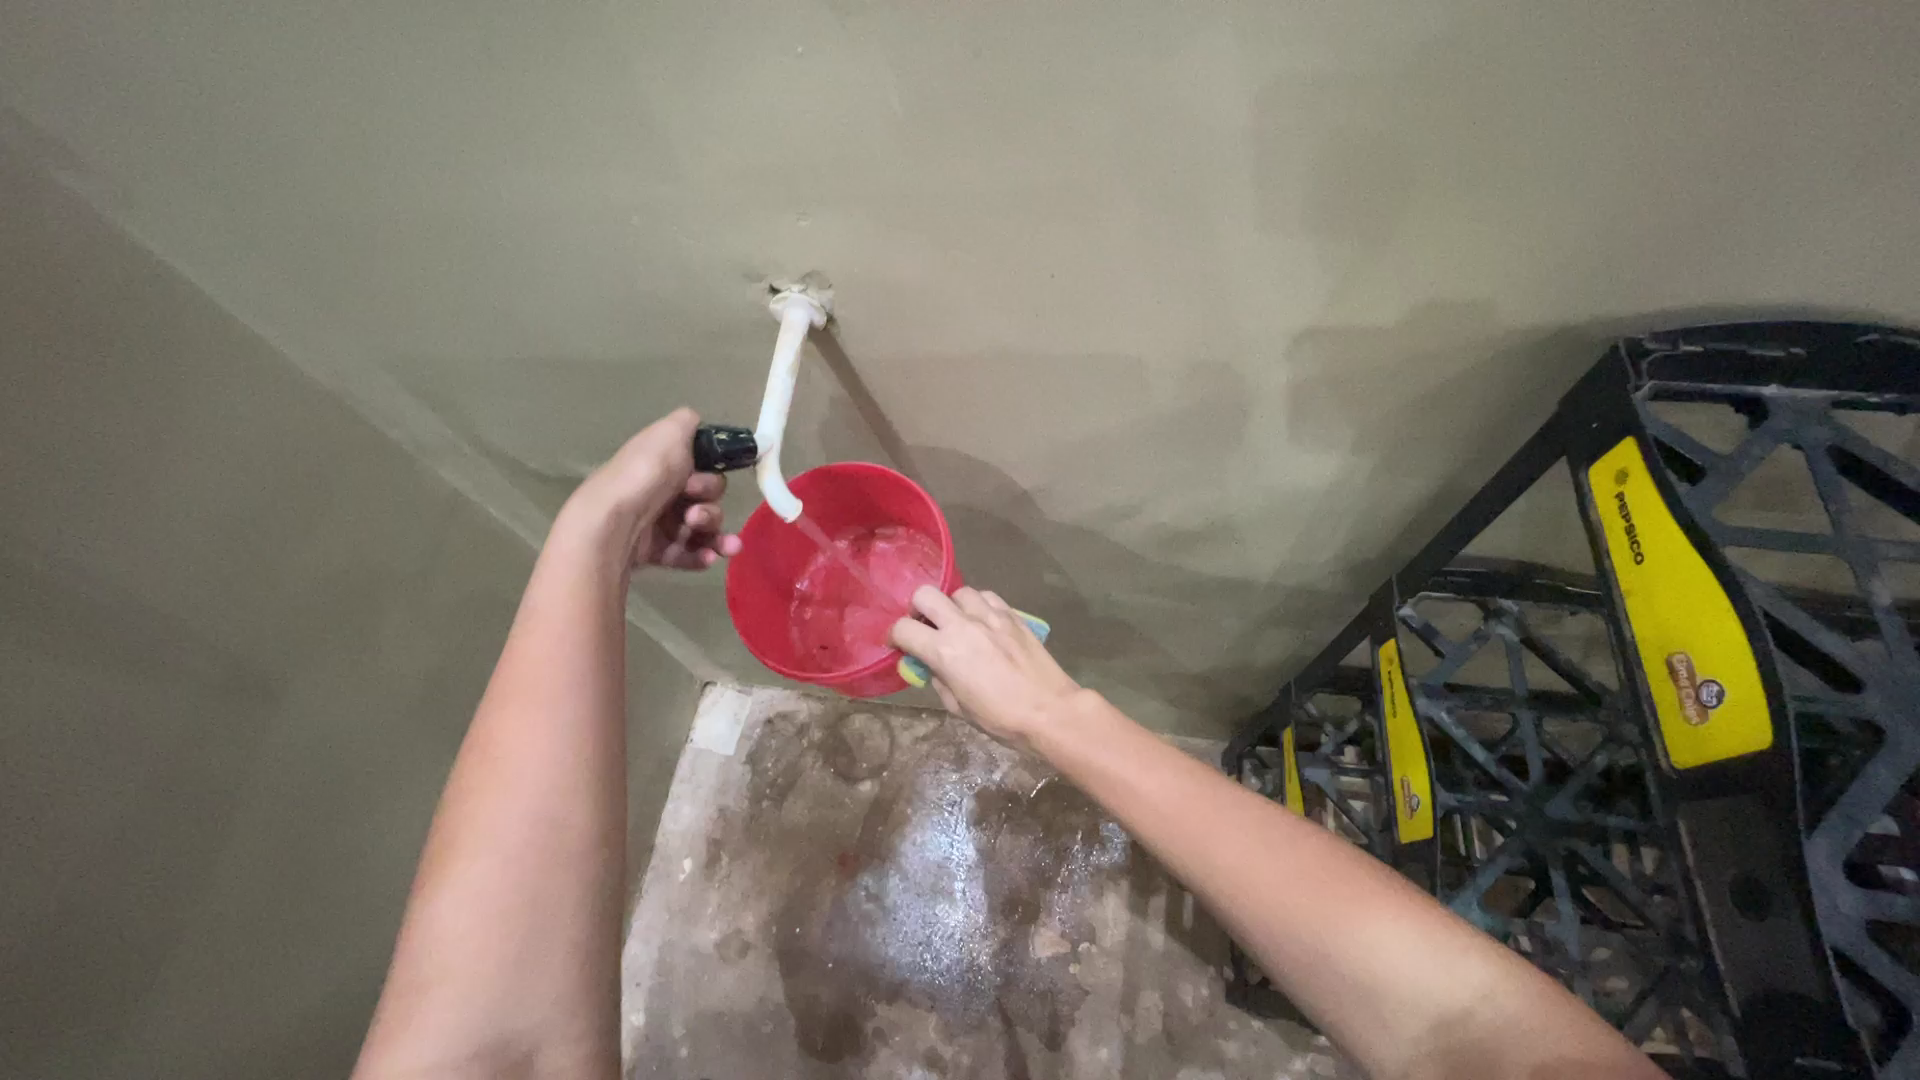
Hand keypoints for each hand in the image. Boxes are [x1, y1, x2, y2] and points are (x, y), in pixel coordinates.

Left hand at [572, 407, 743, 570]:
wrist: (614, 521)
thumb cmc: (645, 474)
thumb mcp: (669, 433)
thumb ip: (688, 423)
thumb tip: (698, 422)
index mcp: (663, 468)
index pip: (703, 473)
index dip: (710, 477)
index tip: (699, 479)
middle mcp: (662, 494)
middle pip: (707, 502)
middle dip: (710, 506)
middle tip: (693, 507)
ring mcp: (660, 526)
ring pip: (704, 530)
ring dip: (714, 533)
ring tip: (701, 533)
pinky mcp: (659, 553)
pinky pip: (692, 555)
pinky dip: (703, 555)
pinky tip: (709, 557)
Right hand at [888, 586, 1083, 747]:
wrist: (1049, 711)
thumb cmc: (1000, 718)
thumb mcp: (958, 707)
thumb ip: (939, 680)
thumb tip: (931, 666)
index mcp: (944, 651)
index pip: (903, 629)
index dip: (894, 636)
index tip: (898, 644)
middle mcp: (963, 625)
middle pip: (925, 595)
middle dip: (917, 609)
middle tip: (925, 626)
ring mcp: (990, 616)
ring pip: (959, 592)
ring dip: (952, 606)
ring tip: (958, 623)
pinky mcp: (1013, 615)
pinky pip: (987, 597)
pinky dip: (979, 605)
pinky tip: (983, 621)